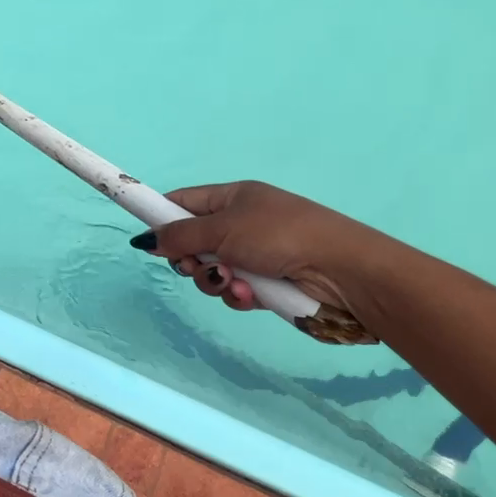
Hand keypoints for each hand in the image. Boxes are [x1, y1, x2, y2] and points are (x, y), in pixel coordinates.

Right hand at [132, 180, 410, 314]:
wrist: (350, 272)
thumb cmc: (282, 236)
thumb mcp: (222, 229)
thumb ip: (178, 235)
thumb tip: (146, 240)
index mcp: (233, 199)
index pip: (182, 203)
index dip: (161, 218)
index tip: (146, 239)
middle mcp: (244, 224)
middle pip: (194, 243)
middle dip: (191, 260)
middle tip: (197, 267)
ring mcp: (259, 255)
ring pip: (213, 271)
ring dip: (215, 281)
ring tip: (232, 285)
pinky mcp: (271, 284)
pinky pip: (236, 290)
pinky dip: (237, 295)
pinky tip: (249, 297)